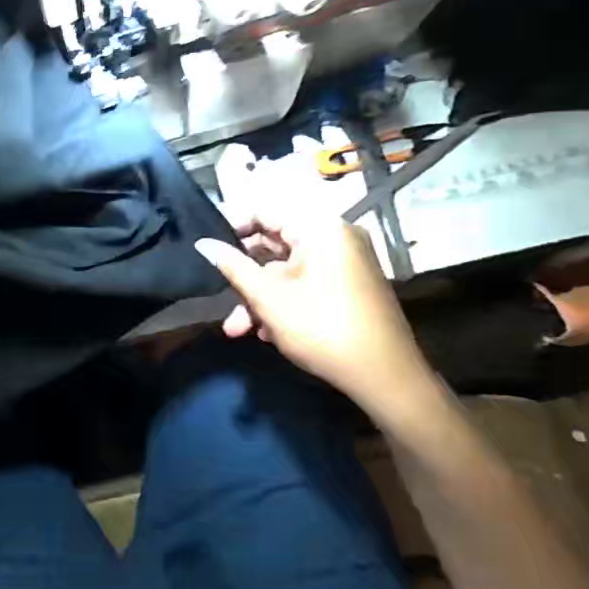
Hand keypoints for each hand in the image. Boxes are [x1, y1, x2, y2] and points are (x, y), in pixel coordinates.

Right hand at [194, 212, 440, 421]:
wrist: (385, 376)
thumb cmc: (322, 328)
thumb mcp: (269, 298)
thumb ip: (233, 267)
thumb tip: (203, 244)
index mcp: (320, 228)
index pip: (265, 212)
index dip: (230, 226)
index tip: (205, 246)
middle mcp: (336, 237)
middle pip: (276, 245)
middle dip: (244, 277)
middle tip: (218, 297)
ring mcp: (346, 262)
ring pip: (289, 271)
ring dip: (261, 298)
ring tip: (239, 330)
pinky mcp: (350, 286)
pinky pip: (308, 283)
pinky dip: (286, 302)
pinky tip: (268, 333)